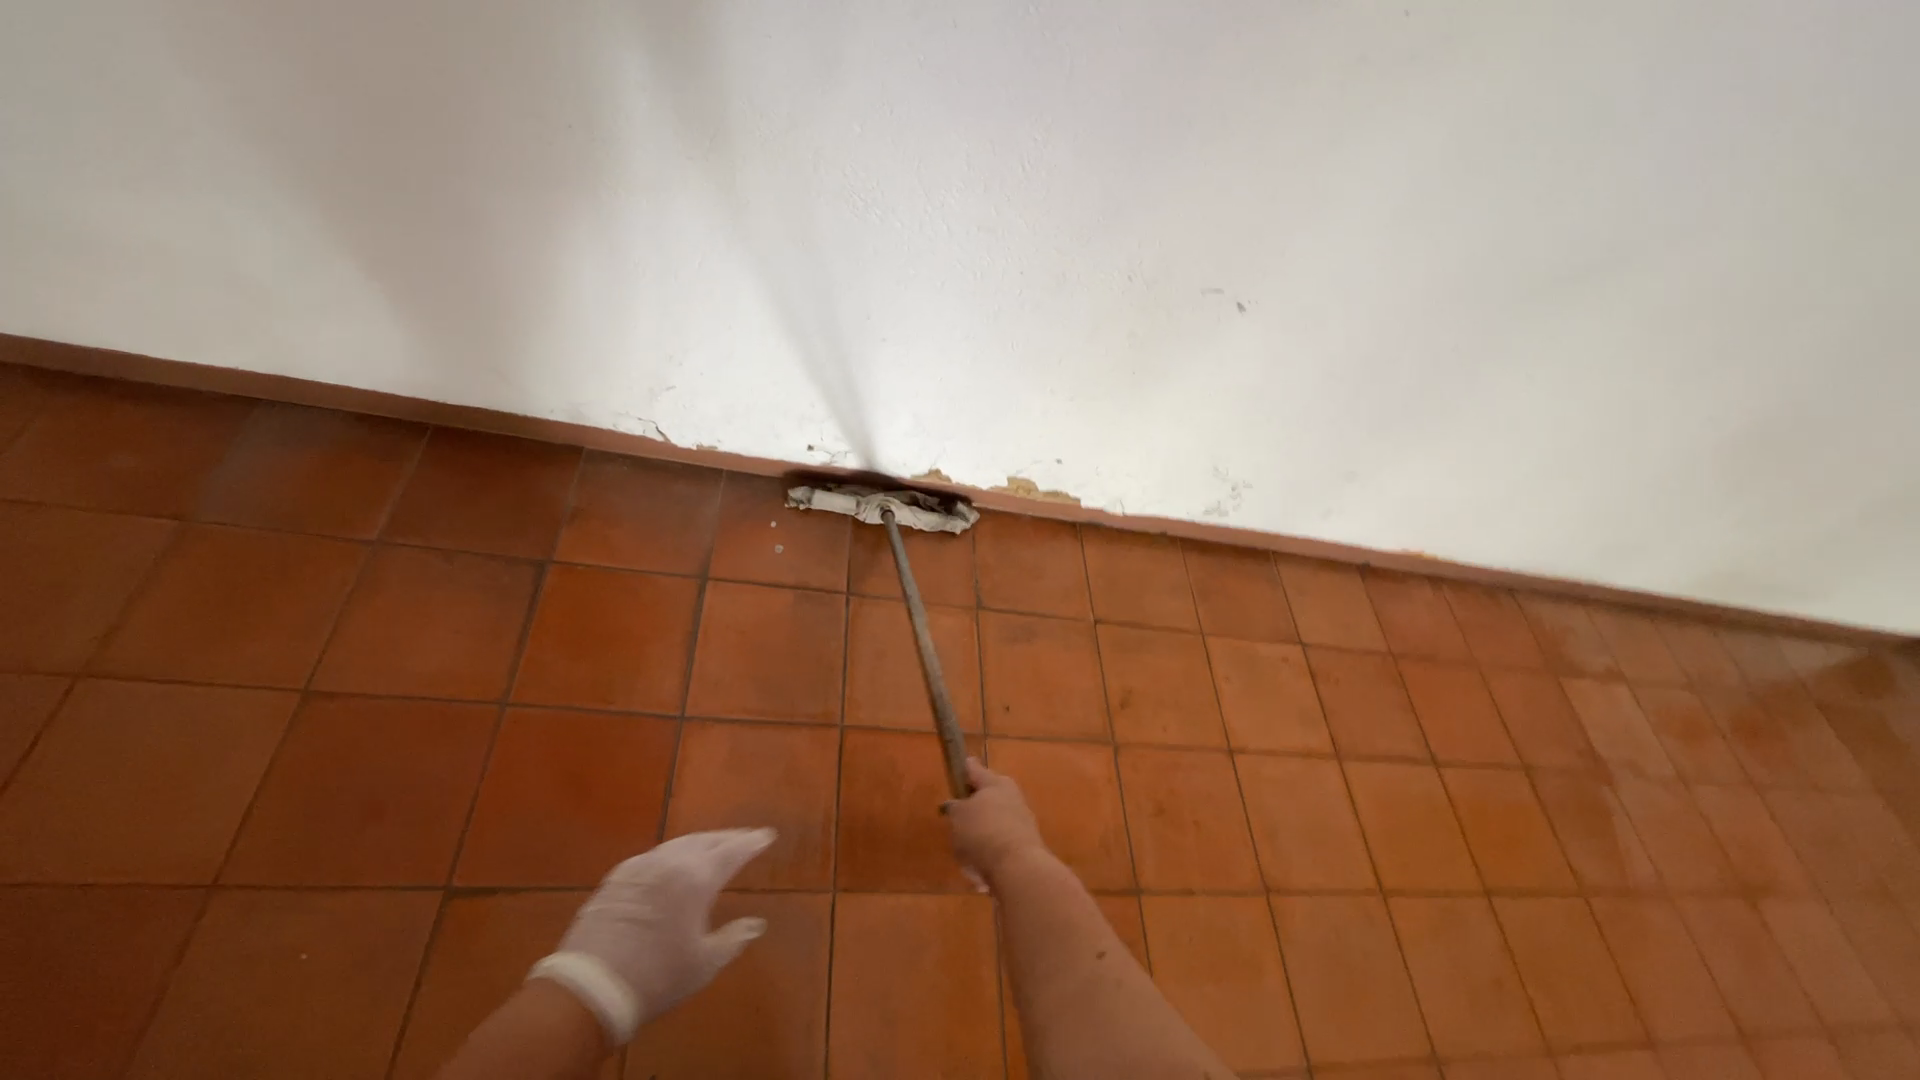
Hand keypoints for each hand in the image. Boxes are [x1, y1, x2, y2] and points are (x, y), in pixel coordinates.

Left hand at [531, 828, 774, 1043]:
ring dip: (699, 842)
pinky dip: (671, 854)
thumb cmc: (657, 976)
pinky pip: (652, 857)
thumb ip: (734, 939)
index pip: (732, 851)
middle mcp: (670, 863)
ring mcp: (639, 868)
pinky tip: (671, 864)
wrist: (590, 987)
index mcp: (696, 879)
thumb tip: (756, 924)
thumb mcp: (704, 963)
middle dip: (727, 837)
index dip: (751, 843)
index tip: (767, 836)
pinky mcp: (616, 879)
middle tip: (744, 837)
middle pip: (705, 840)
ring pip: (677, 844)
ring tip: (712, 846)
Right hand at [943, 758, 1048, 883]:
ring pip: (993, 823)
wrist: (1017, 867)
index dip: (964, 769)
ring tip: (965, 853)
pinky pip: (1000, 845)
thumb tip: (954, 804)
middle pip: (987, 798)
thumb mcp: (958, 816)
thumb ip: (954, 807)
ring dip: (980, 835)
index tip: (959, 768)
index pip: (975, 769)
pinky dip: (988, 854)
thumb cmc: (982, 832)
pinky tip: (979, 870)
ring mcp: (1022, 822)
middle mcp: (1012, 797)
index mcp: (996, 783)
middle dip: (972, 809)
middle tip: (956, 822)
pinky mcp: (1025, 846)